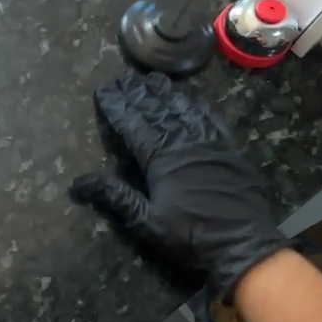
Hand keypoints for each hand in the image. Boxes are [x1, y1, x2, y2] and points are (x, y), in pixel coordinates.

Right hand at [69, 71, 290, 295]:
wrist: (242, 245)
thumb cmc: (189, 235)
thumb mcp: (145, 221)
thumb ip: (115, 196)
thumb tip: (78, 182)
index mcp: (161, 159)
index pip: (132, 124)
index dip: (116, 106)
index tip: (103, 89)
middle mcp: (184, 143)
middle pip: (156, 110)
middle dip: (137, 93)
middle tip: (123, 76)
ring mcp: (209, 143)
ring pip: (183, 109)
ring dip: (166, 92)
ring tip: (152, 78)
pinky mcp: (229, 150)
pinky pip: (211, 119)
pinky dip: (198, 104)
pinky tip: (191, 96)